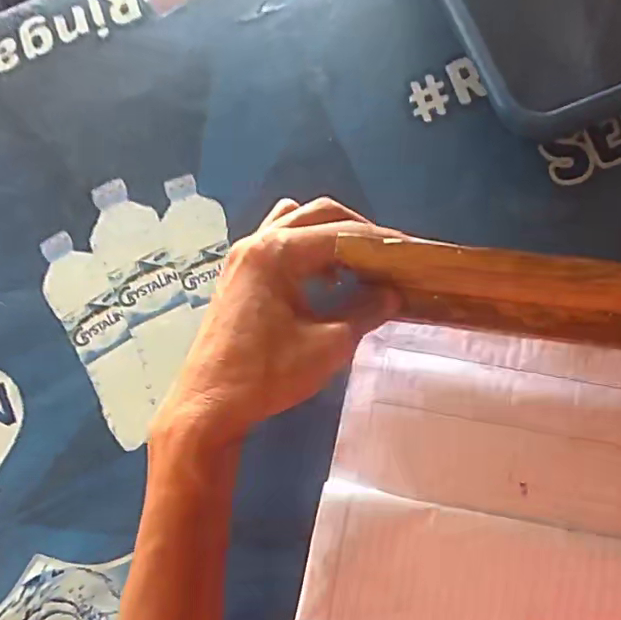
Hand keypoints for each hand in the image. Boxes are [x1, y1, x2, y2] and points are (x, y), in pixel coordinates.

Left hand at [154, 198, 399, 446]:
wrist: (209, 405)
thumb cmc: (268, 375)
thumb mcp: (330, 345)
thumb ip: (366, 311)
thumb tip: (393, 293)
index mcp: (277, 252)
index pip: (341, 232)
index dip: (381, 242)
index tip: (411, 253)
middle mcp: (256, 242)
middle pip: (317, 215)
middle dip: (358, 231)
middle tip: (387, 257)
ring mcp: (243, 258)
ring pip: (294, 223)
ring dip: (329, 236)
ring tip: (355, 266)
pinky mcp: (239, 276)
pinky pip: (278, 244)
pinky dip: (306, 252)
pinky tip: (323, 283)